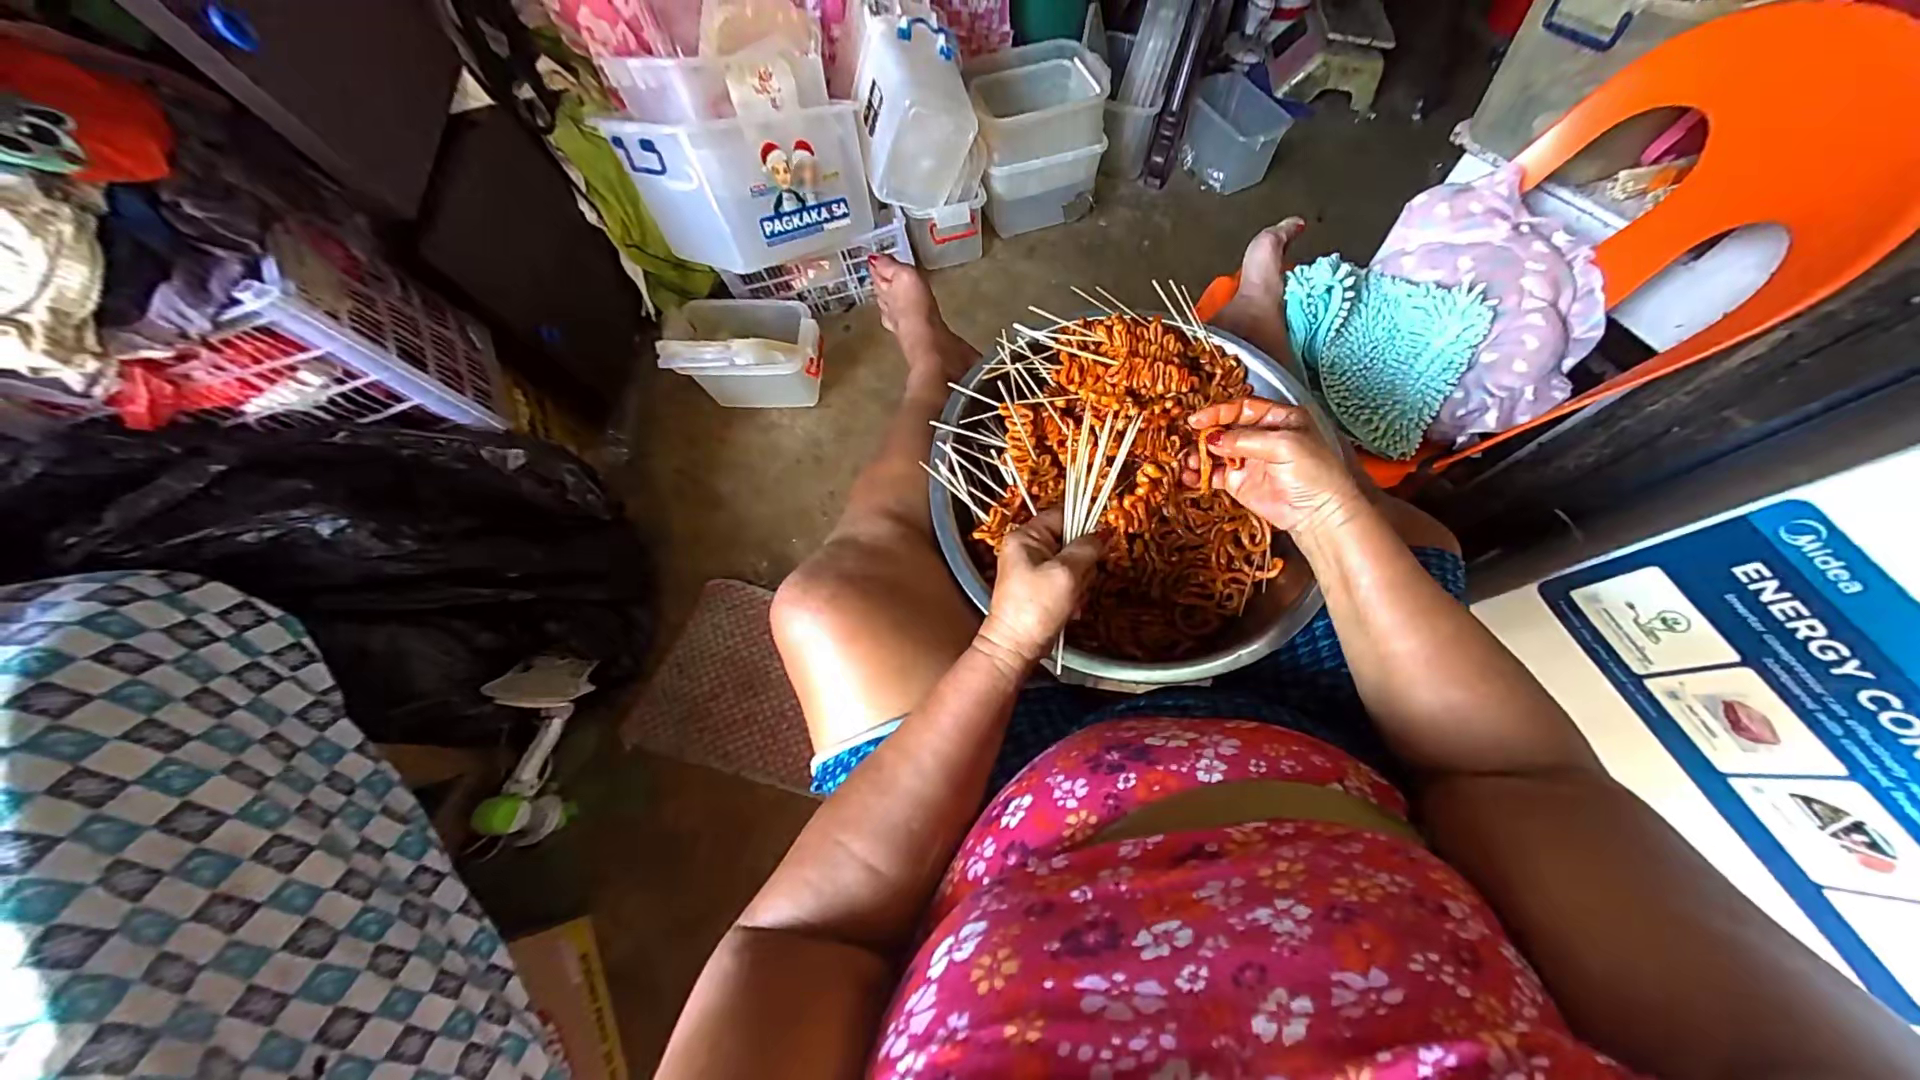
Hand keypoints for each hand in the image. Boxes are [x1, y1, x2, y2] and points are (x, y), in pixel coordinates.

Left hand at [977, 507, 1106, 663]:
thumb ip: (1086, 548)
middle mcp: (1026, 548)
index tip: (1101, 540)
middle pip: (1070, 541)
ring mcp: (1032, 569)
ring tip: (1072, 599)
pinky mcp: (1039, 588)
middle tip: (1078, 582)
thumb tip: (1102, 534)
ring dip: (1079, 583)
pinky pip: (1066, 582)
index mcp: (1025, 537)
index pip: (1061, 514)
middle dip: (1081, 564)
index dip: (1084, 523)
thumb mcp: (1066, 573)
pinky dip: (1072, 595)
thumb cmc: (1036, 607)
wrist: (1014, 647)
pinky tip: (1070, 609)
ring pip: (1072, 564)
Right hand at [1181, 398, 1364, 534]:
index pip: (1242, 408)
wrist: (1317, 513)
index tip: (1198, 420)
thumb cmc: (1313, 472)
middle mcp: (1260, 436)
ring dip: (1198, 455)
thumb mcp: (1283, 445)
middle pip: (1224, 428)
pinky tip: (1189, 477)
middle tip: (1190, 441)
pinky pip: (1213, 474)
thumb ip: (1245, 439)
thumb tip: (1212, 439)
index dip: (1219, 412)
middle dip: (1205, 434)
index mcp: (1277, 418)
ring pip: (1215, 451)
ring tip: (1187, 462)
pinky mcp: (1237, 481)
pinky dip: (1199, 475)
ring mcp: (1247, 459)